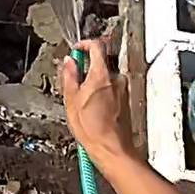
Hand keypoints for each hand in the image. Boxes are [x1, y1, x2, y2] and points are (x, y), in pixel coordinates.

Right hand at [60, 38, 138, 161]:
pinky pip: (112, 88)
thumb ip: (70, 76)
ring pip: (106, 77)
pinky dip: (102, 92)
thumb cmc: (91, 128)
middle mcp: (116, 79)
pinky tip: (93, 108)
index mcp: (101, 75)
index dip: (85, 44)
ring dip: (94, 82)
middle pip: (101, 62)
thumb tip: (69, 61)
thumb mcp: (71, 99)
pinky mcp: (125, 100)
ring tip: (83, 100)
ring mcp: (123, 90)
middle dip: (87, 68)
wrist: (111, 148)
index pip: (97, 46)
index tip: (77, 49)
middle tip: (75, 80)